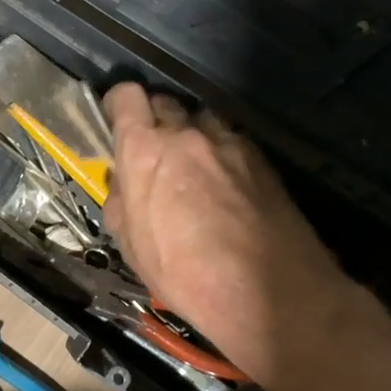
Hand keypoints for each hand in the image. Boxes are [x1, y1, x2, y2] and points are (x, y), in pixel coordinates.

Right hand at [100, 83, 364, 390]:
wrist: (272, 295)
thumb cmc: (186, 274)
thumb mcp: (131, 244)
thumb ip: (121, 200)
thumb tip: (124, 183)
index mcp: (144, 151)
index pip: (126, 96)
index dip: (119, 105)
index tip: (118, 122)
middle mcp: (185, 135)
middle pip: (164, 102)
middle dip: (154, 120)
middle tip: (154, 151)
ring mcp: (227, 144)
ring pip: (201, 119)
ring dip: (191, 134)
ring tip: (192, 166)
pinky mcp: (262, 160)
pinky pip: (231, 142)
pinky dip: (221, 153)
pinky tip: (225, 185)